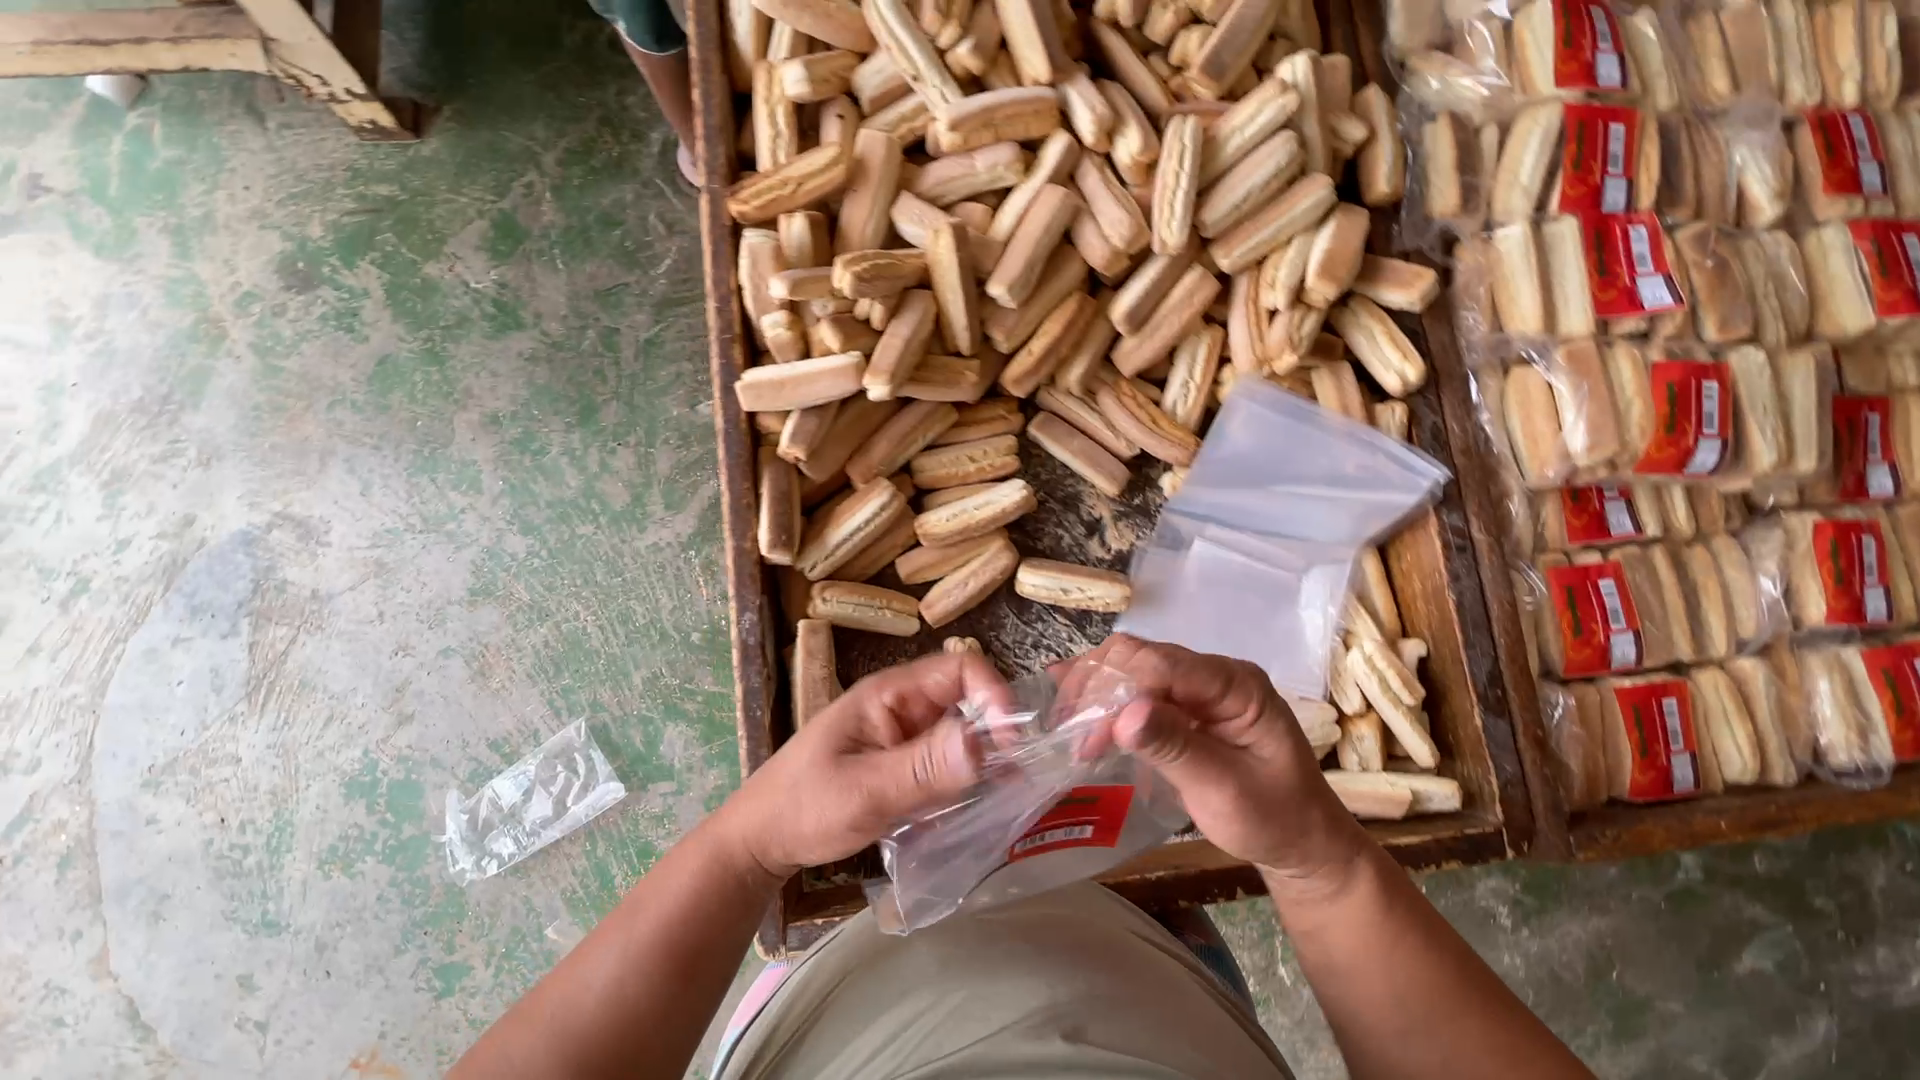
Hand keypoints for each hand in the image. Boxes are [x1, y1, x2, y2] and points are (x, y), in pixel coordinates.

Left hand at [713, 651, 1010, 882]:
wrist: (762, 841)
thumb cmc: (804, 808)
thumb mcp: (865, 791)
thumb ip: (924, 768)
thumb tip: (986, 744)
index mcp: (890, 694)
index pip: (960, 668)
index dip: (994, 695)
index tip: (1010, 744)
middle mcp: (902, 707)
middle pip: (967, 700)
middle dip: (996, 731)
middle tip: (1018, 776)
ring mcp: (903, 737)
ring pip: (961, 733)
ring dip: (984, 759)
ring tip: (1006, 795)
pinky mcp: (904, 766)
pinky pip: (947, 762)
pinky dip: (966, 780)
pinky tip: (976, 807)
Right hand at [1081, 634, 1372, 888]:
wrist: (1301, 842)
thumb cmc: (1272, 819)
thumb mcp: (1225, 791)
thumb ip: (1176, 748)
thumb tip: (1125, 714)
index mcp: (1236, 685)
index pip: (1162, 664)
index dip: (1117, 692)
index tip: (1088, 738)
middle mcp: (1214, 673)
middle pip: (1139, 655)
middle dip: (1097, 687)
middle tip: (1071, 735)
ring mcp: (1198, 686)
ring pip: (1130, 665)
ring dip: (1095, 691)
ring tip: (1069, 728)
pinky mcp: (1184, 702)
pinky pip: (1136, 685)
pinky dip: (1103, 693)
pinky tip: (1072, 700)